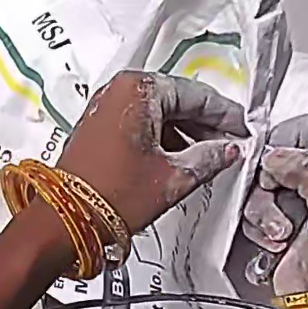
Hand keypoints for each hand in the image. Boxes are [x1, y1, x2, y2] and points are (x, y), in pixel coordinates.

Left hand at [57, 71, 248, 231]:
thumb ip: (209, 157)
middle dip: (204, 124)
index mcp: (138, 89)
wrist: (66, 219)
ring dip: (182, 133)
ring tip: (205, 156)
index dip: (224, 115)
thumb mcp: (173, 177)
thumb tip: (226, 150)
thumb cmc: (108, 196)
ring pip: (156, 113)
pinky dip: (159, 138)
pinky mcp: (96, 128)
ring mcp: (103, 108)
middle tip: (228, 143)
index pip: (196, 94)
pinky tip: (176, 159)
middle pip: (175, 100)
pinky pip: (138, 123)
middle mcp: (117, 91)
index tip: (241, 128)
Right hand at [245, 116, 307, 295]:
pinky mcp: (295, 222)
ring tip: (281, 229)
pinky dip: (262, 223)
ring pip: (272, 182)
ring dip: (265, 207)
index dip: (300, 139)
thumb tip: (282, 154)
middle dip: (276, 180)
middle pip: (292, 155)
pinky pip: (264, 206)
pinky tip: (276, 238)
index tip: (282, 159)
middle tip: (277, 196)